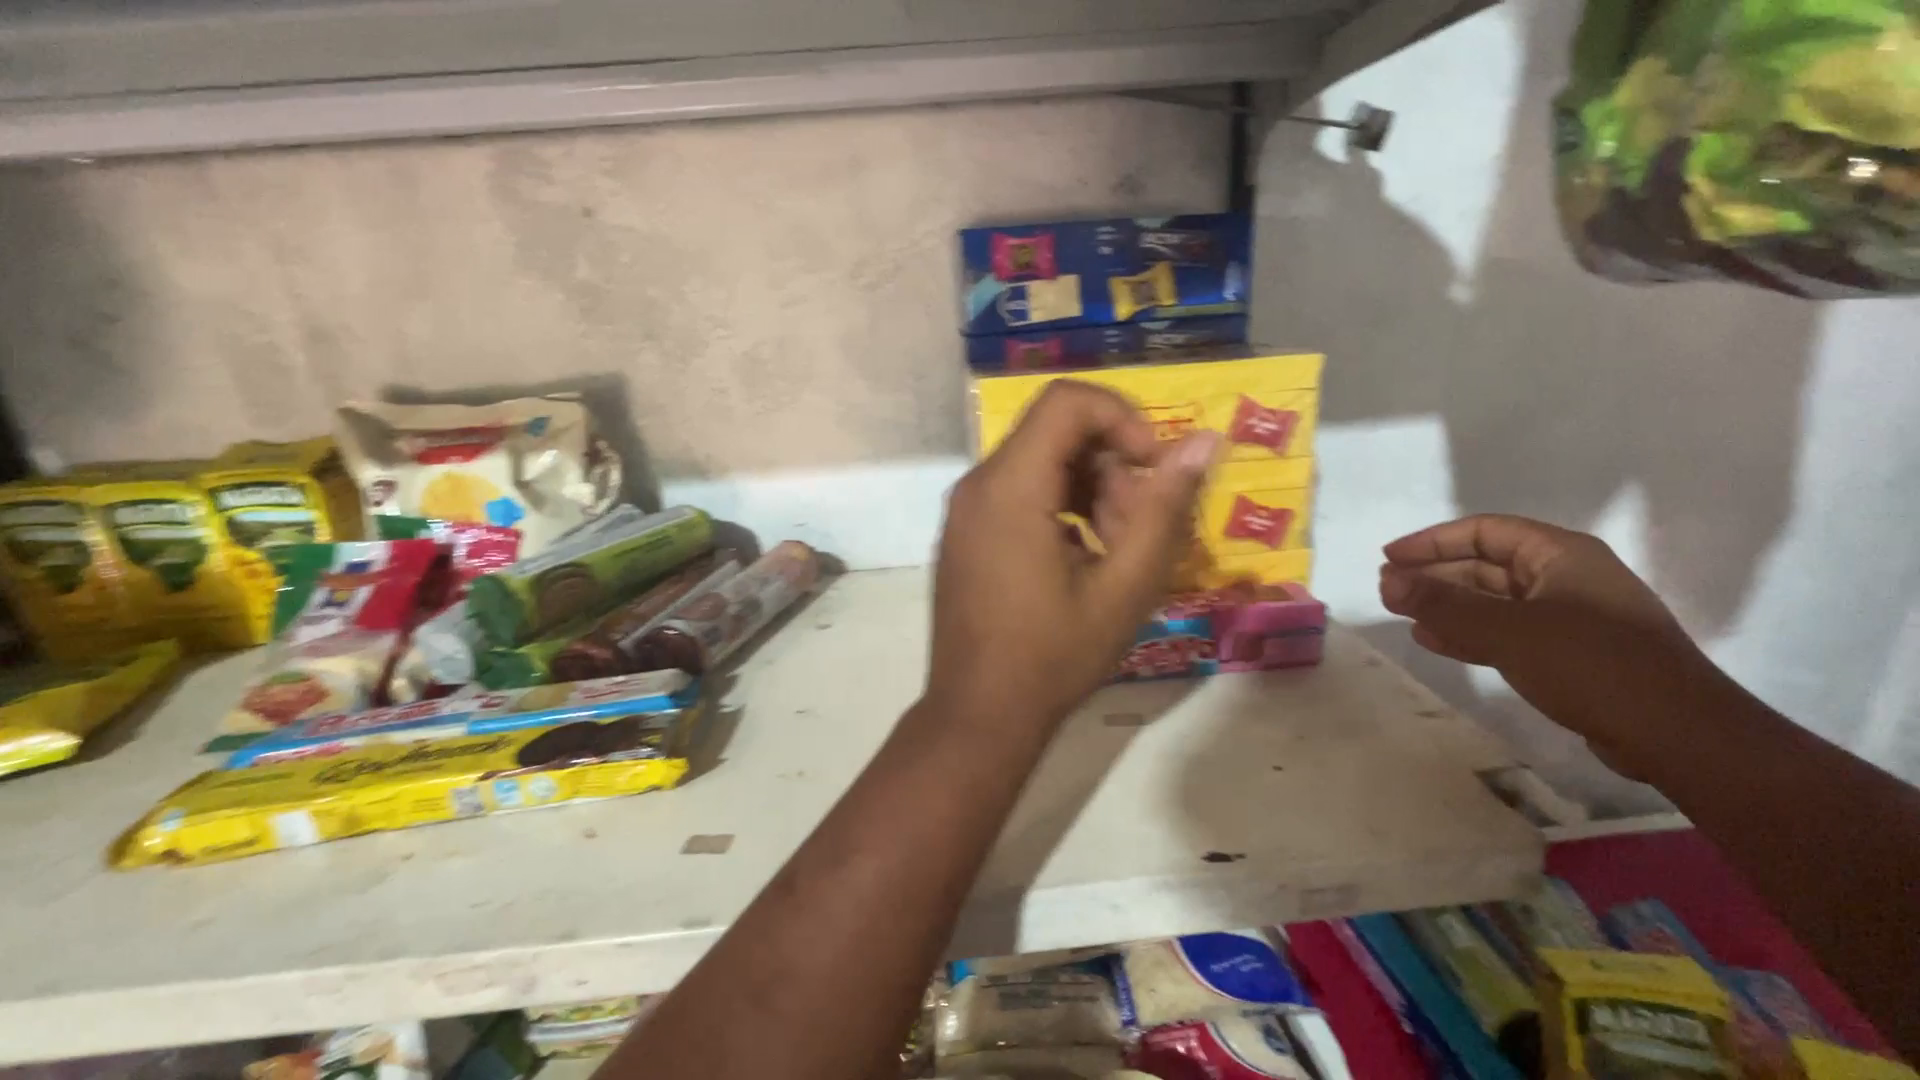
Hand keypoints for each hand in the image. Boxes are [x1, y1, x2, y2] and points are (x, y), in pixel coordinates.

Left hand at [927, 380, 1218, 726]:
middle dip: (1112, 465)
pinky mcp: (965, 534)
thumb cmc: (1052, 656)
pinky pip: (1020, 493)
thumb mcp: (1124, 586)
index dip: (1123, 419)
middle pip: (1056, 433)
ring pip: (1041, 464)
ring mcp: (965, 510)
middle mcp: (978, 484)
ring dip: (1092, 491)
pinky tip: (1084, 562)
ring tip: (1116, 552)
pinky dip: (1062, 509)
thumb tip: (1204, 441)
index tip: (1154, 469)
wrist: (978, 715)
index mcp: (1010, 486)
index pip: (1068, 401)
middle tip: (1140, 528)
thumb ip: (1165, 508)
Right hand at [1379, 514, 1713, 772]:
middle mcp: (1568, 577)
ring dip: (1448, 606)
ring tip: (1403, 615)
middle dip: (1436, 575)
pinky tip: (1436, 641)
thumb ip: (1443, 604)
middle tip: (1389, 590)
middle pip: (1488, 564)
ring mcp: (1573, 618)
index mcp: (1562, 555)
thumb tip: (1387, 579)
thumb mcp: (1507, 630)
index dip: (1432, 541)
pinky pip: (1509, 632)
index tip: (1389, 558)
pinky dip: (1470, 633)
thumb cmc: (1591, 665)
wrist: (1676, 733)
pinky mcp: (1572, 655)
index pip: (1485, 530)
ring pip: (1496, 601)